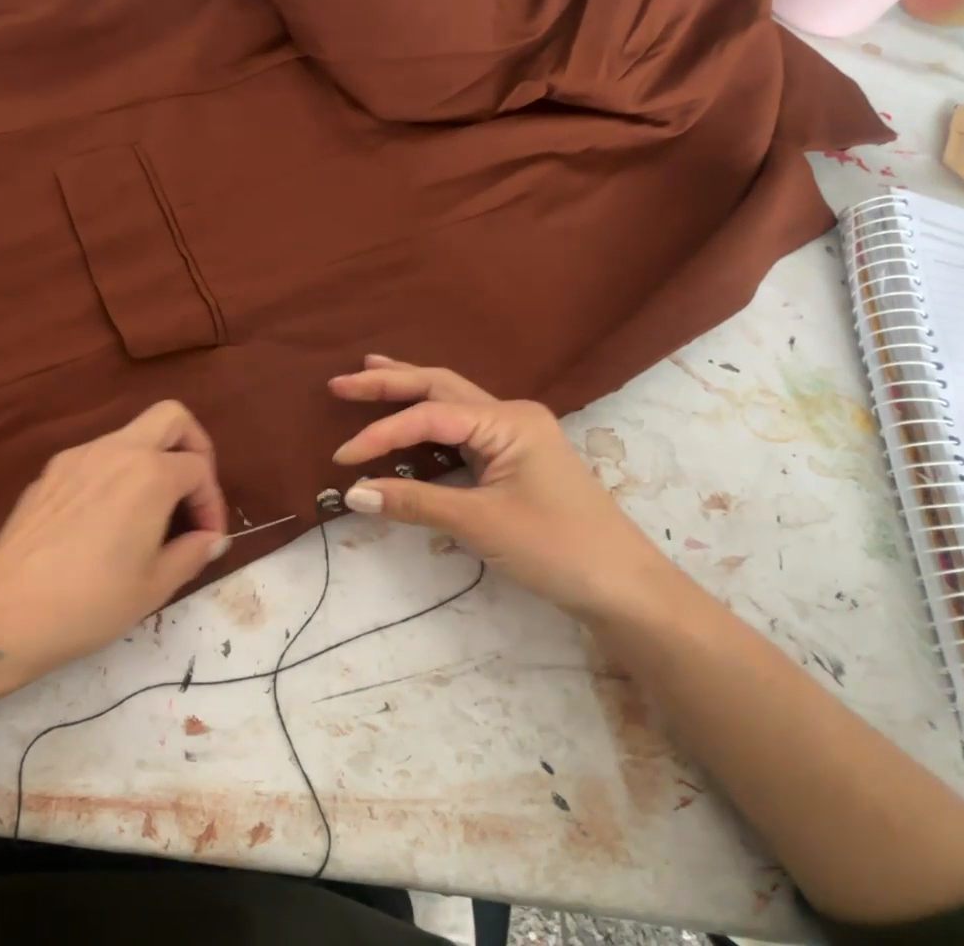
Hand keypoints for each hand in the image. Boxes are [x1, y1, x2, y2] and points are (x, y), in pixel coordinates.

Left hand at [0, 400, 229, 705]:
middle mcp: (112, 451)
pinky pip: (95, 460)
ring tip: (150, 517)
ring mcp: (74, 458)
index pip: (198, 468)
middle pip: (169, 418)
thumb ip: (192, 552)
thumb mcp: (155, 586)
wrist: (6, 614)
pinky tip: (106, 524)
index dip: (212, 503)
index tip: (207, 539)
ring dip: (151, 463)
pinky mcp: (46, 475)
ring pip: (128, 436)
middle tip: (191, 495)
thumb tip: (210, 538)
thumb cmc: (91, 603)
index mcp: (148, 474)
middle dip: (194, 448)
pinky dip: (116, 476)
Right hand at [329, 355, 673, 617]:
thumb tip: (352, 493)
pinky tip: (410, 418)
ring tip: (368, 377)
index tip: (342, 460)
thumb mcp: (478, 523)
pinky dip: (427, 420)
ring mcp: (516, 436)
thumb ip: (414, 502)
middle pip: (440, 386)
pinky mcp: (515, 460)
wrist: (622, 586)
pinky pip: (460, 428)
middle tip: (341, 383)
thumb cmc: (556, 546)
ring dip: (409, 391)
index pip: (428, 416)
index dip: (380, 434)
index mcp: (508, 421)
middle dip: (390, 382)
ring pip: (452, 402)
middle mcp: (511, 416)